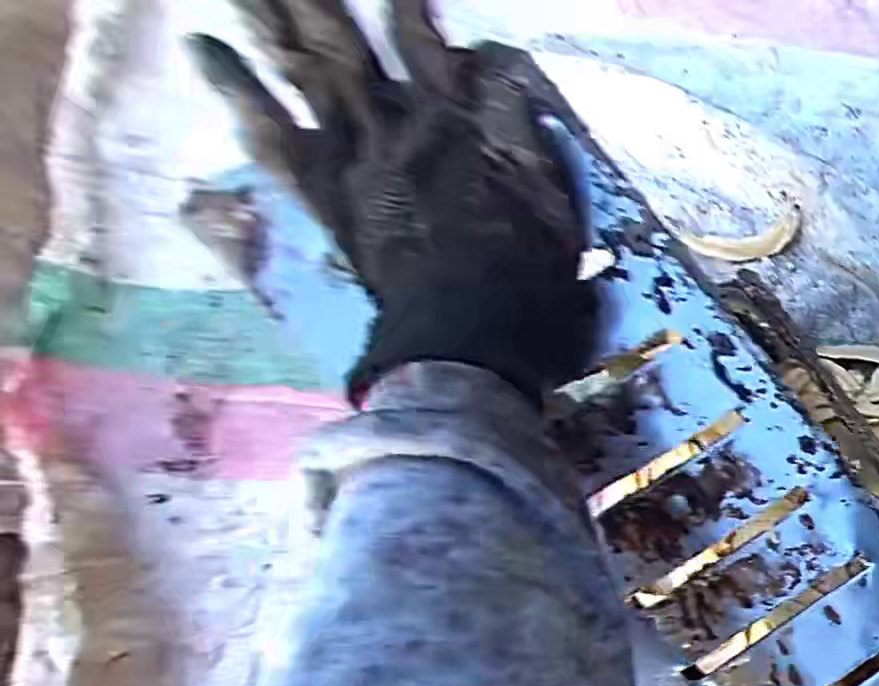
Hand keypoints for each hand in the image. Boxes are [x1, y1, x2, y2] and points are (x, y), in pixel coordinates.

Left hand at [190, 0, 597, 402]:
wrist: (470, 345)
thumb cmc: (532, 292)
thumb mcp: (560, 222)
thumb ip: (533, 151)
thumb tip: (511, 85)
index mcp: (470, 135)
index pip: (446, 54)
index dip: (431, 21)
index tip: (427, 9)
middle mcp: (405, 126)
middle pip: (361, 37)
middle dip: (341, 1)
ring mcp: (356, 154)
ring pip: (303, 62)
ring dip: (273, 14)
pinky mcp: (325, 192)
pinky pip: (266, 129)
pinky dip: (233, 88)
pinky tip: (205, 49)